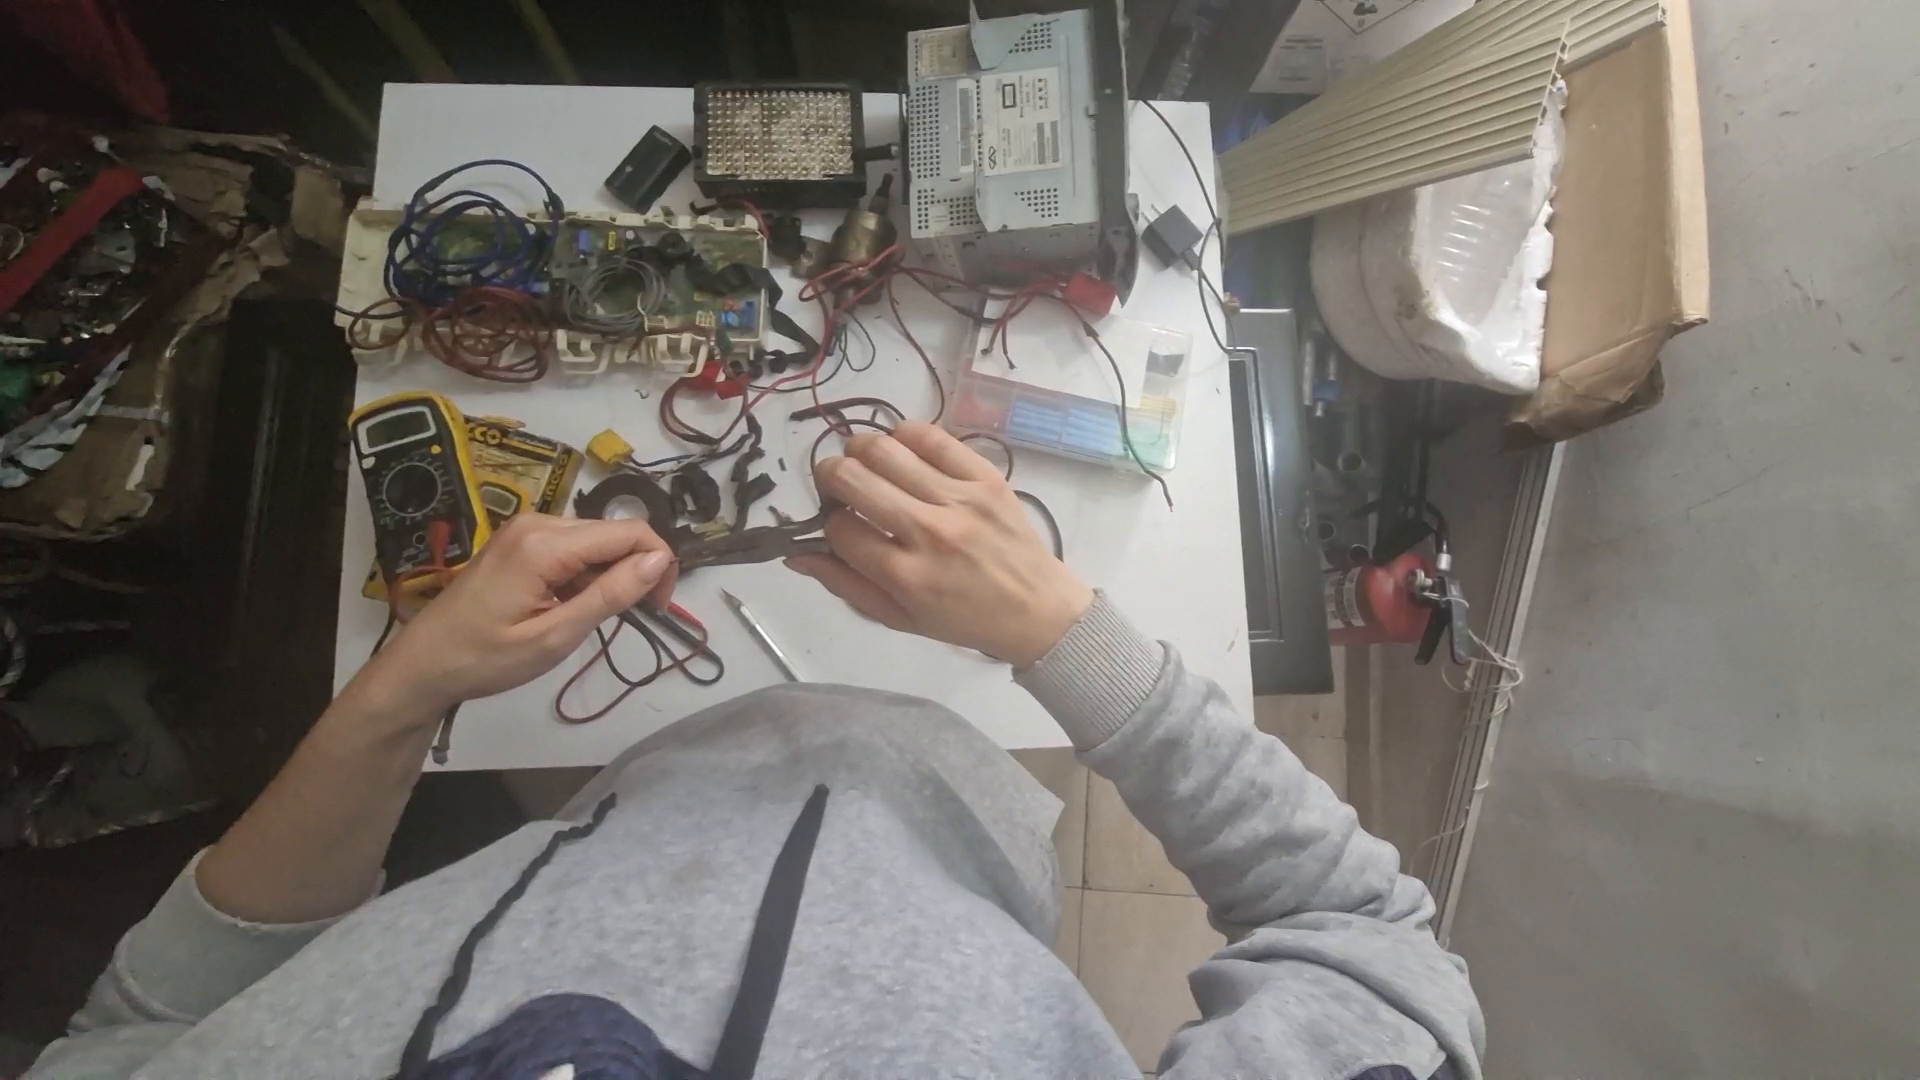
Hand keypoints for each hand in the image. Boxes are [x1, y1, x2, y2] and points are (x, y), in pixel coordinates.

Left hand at [352, 514, 675, 721]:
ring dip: (612, 572)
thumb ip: (610, 594)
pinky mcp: (522, 540)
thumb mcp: (555, 636)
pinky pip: (576, 546)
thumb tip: (660, 559)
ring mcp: (528, 528)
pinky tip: (573, 603)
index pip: (631, 533)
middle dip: (638, 568)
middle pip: (616, 532)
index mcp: (546, 544)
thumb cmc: (485, 658)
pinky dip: (589, 572)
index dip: (659, 563)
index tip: (658, 606)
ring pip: (599, 539)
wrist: (420, 666)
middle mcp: (539, 523)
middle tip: (634, 614)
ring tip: (595, 614)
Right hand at [787, 422, 1091, 666]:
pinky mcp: (986, 476)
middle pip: (852, 478)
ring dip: (859, 450)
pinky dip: (904, 435)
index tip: (839, 525)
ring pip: (885, 448)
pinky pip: (931, 436)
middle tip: (840, 487)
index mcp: (906, 576)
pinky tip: (901, 453)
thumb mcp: (900, 618)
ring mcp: (960, 499)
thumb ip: (846, 586)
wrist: (1037, 610)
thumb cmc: (964, 620)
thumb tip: (796, 554)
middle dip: (830, 478)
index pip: (840, 528)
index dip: (829, 523)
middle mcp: (930, 532)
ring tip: (866, 465)